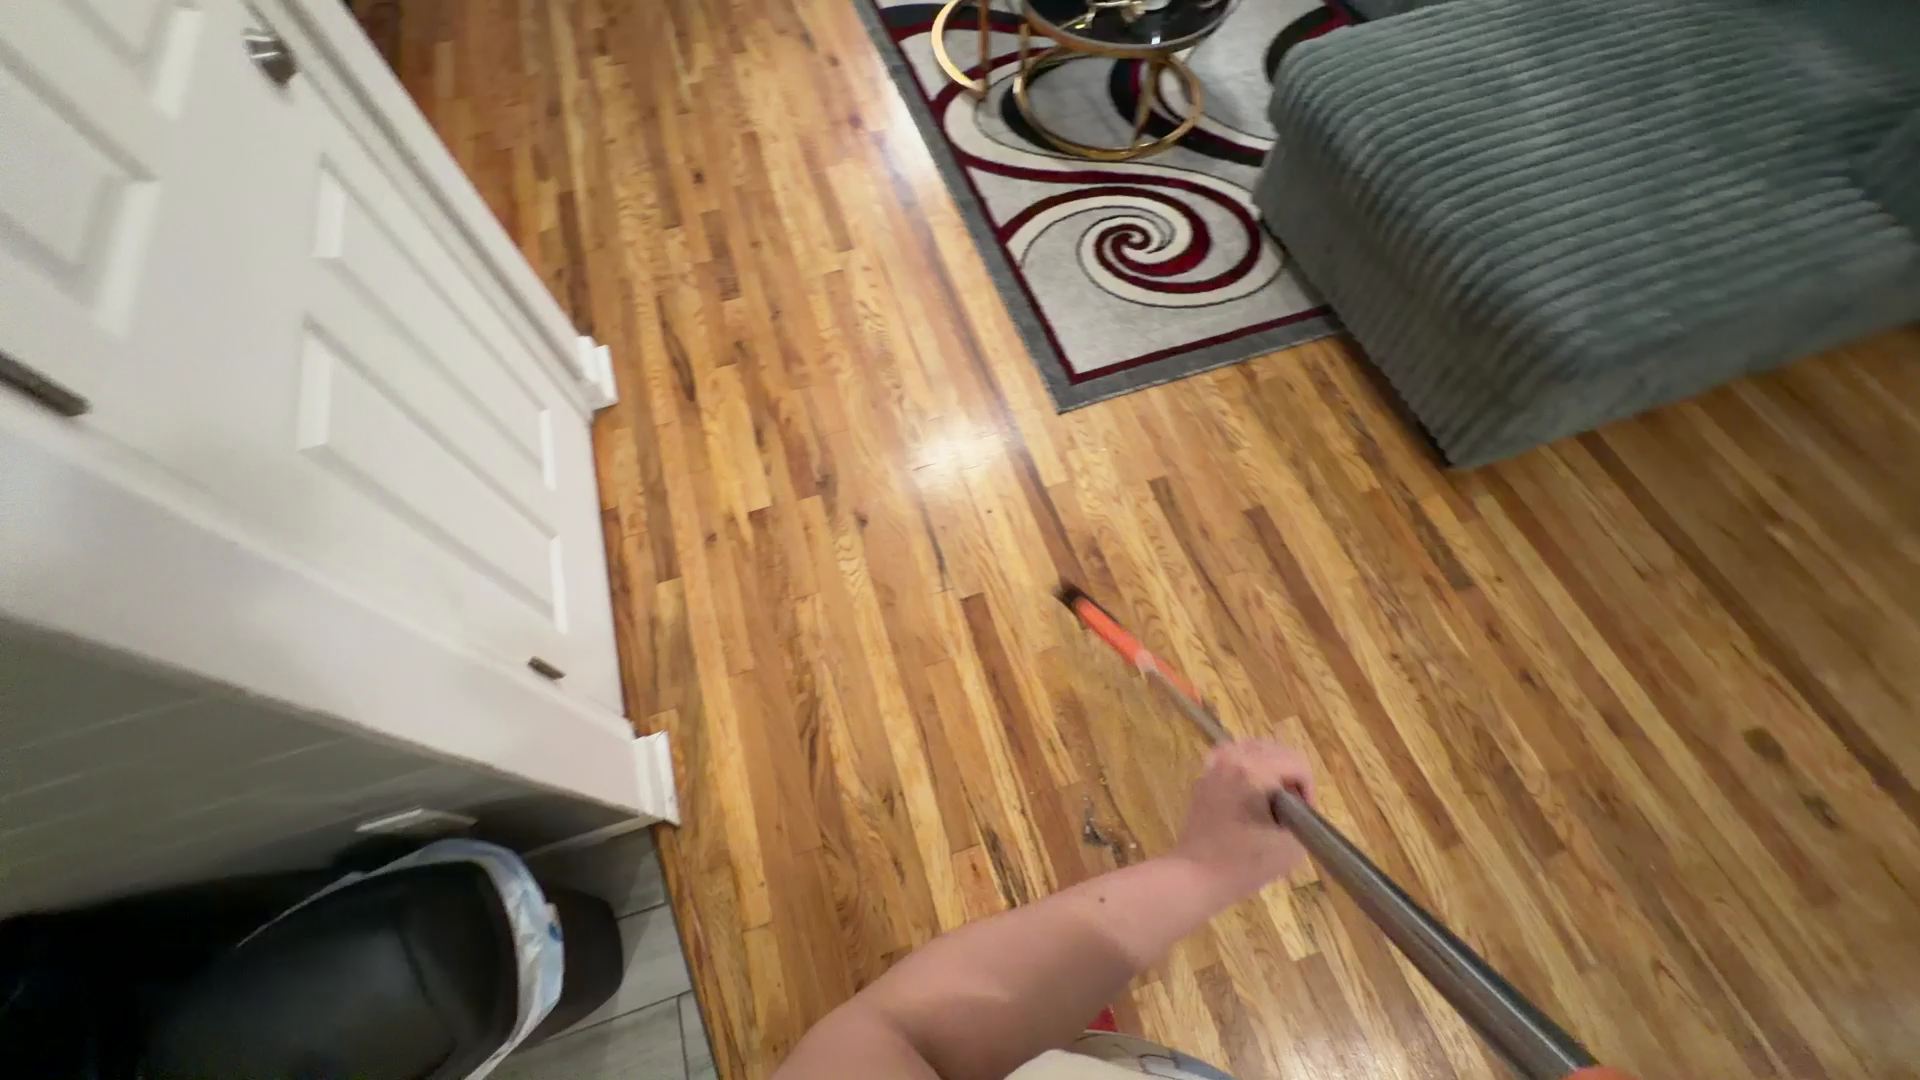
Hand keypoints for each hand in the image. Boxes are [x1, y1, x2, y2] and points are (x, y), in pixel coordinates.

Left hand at [1170, 740, 1314, 898]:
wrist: (1198, 872)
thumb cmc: (1245, 863)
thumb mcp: (1290, 846)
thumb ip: (1303, 817)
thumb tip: (1297, 804)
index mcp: (1253, 771)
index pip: (1296, 762)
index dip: (1308, 788)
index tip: (1304, 814)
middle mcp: (1231, 759)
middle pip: (1274, 749)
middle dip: (1289, 774)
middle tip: (1292, 806)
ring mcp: (1213, 765)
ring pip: (1252, 748)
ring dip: (1269, 766)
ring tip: (1273, 797)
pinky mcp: (1204, 776)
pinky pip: (1231, 757)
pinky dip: (1246, 766)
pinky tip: (1250, 791)